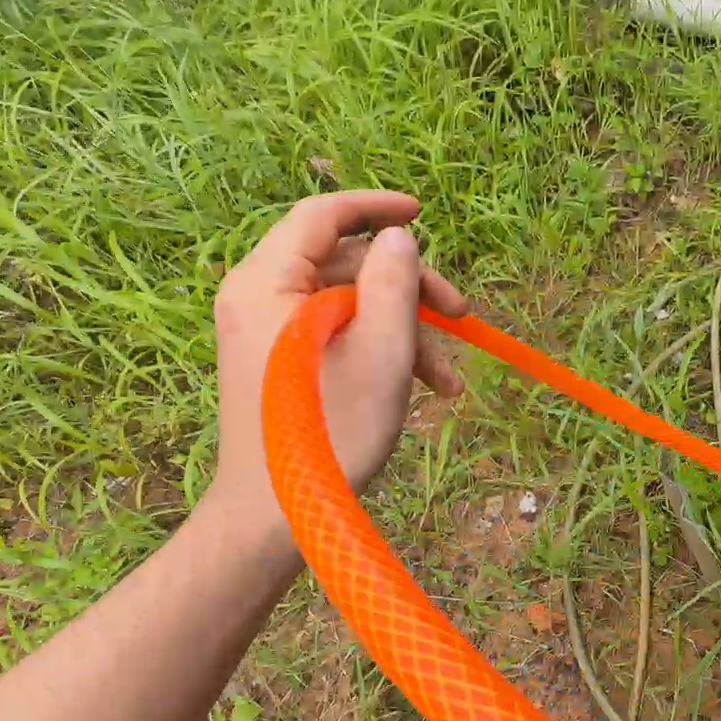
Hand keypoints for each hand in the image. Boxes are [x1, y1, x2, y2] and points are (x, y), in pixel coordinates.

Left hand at [208, 190, 468, 522]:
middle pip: (345, 265)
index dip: (375, 208)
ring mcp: (267, 332)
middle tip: (461, 315)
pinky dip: (381, 351)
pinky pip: (337, 335)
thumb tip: (398, 237)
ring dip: (406, 330)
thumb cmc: (331, 429)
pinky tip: (423, 387)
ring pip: (349, 305)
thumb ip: (392, 282)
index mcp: (268, 283)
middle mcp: (258, 298)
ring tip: (449, 379)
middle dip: (409, 289)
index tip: (422, 213)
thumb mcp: (380, 350)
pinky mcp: (279, 362)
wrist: (275, 512)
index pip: (321, 216)